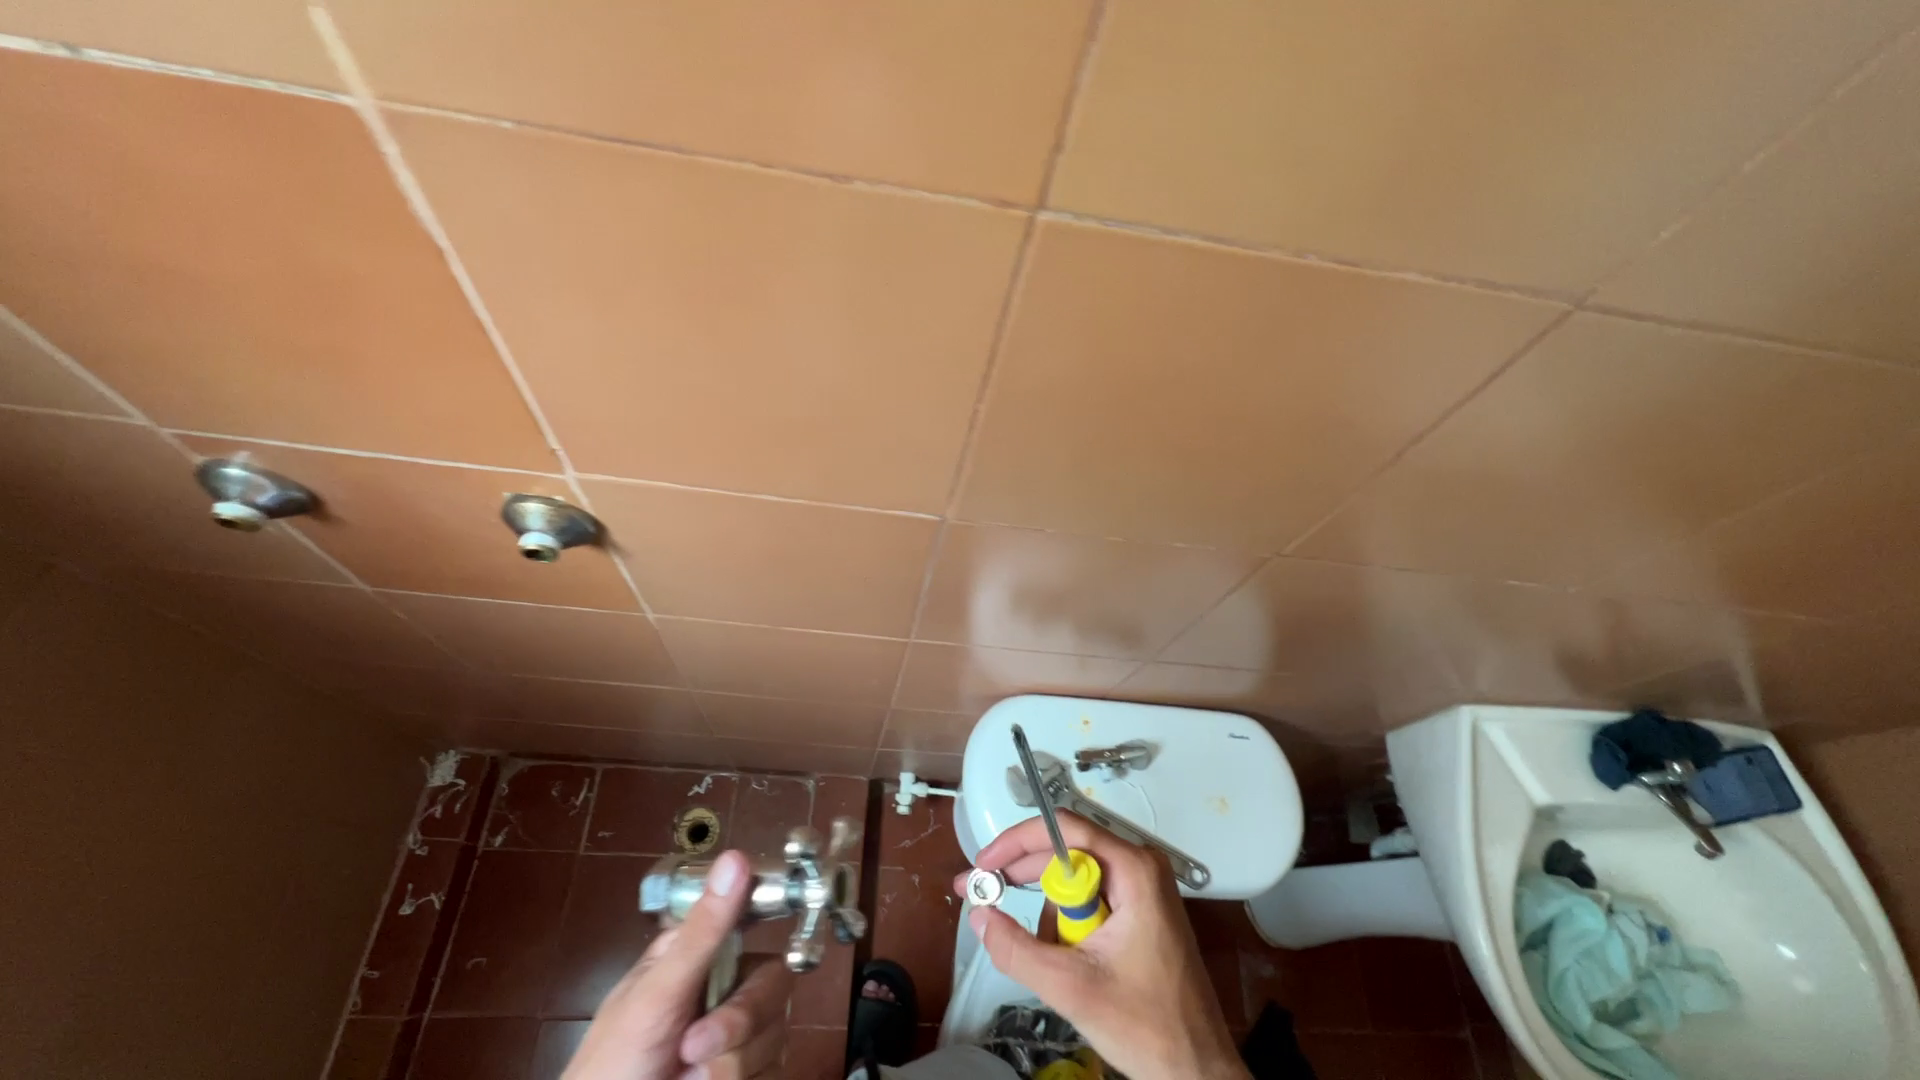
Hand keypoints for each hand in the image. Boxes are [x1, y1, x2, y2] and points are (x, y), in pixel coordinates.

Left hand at [564, 851, 795, 1079]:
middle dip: (741, 1021)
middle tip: (694, 1049)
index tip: (765, 946)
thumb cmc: (615, 1063)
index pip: (752, 918)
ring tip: (688, 1078)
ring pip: (776, 1030)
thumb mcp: (657, 995)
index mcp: (698, 952)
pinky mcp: (752, 1069)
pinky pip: (774, 1065)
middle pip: (773, 982)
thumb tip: (736, 857)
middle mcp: (725, 985)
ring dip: (732, 1064)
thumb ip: (704, 931)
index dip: (768, 929)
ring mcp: (740, 1032)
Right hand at [955, 813, 1248, 1079]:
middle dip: (1021, 874)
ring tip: (1043, 955)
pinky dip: (1066, 925)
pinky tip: (1065, 959)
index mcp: (1134, 870)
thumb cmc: (1147, 1026)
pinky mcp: (1138, 911)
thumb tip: (979, 916)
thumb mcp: (1071, 988)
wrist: (1196, 1066)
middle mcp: (1139, 867)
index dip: (1017, 841)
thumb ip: (1017, 950)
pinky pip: (1088, 900)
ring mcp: (1141, 889)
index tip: (983, 865)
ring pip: (1073, 880)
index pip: (1065, 829)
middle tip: (981, 895)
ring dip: (1047, 912)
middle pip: (1065, 850)